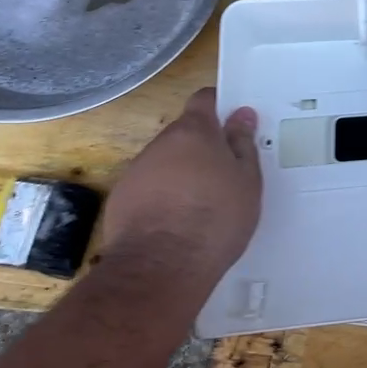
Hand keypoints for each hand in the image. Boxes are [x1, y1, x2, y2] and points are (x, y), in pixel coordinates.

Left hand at [101, 88, 261, 277]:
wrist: (160, 268)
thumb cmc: (215, 217)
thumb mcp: (247, 181)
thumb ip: (243, 144)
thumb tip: (241, 115)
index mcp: (193, 131)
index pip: (204, 99)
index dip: (220, 107)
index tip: (234, 124)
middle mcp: (160, 144)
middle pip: (184, 134)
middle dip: (202, 147)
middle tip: (225, 173)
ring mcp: (136, 172)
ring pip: (165, 162)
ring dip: (182, 174)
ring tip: (201, 204)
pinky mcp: (120, 201)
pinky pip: (148, 188)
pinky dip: (163, 197)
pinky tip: (176, 223)